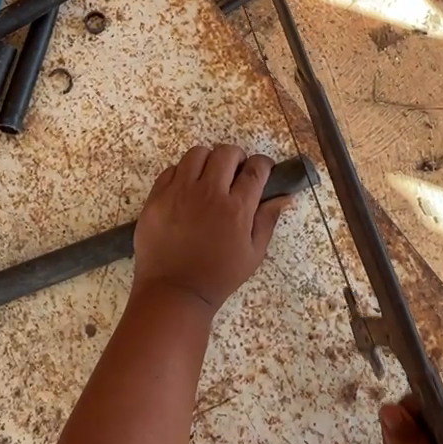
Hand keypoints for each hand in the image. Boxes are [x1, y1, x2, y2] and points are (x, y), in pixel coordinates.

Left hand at [131, 145, 291, 314]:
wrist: (174, 291)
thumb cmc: (218, 276)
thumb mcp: (253, 253)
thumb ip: (268, 220)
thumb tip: (285, 196)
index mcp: (236, 208)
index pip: (255, 169)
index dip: (262, 164)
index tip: (262, 169)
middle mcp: (209, 192)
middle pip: (226, 153)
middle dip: (236, 157)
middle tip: (235, 172)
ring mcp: (180, 192)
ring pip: (197, 153)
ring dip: (208, 160)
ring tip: (209, 176)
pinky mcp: (158, 196)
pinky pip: (172, 169)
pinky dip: (183, 173)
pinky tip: (186, 188)